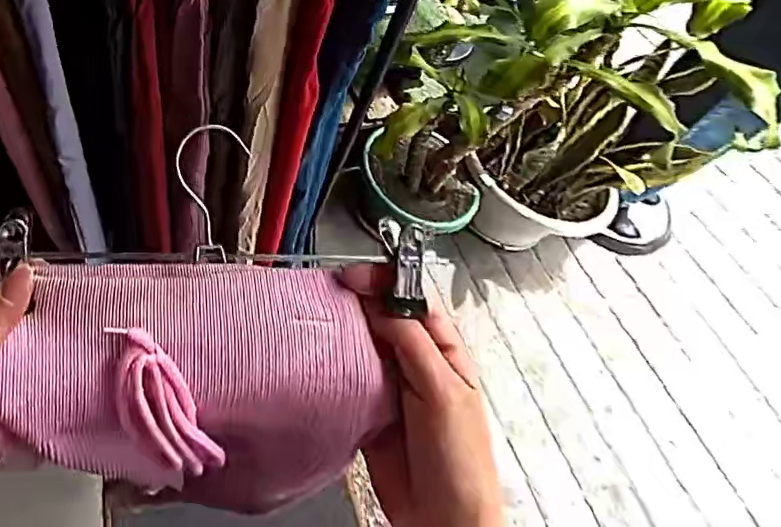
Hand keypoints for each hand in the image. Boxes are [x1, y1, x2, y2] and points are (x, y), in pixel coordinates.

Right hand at [341, 263, 504, 526]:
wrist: (440, 522)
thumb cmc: (459, 461)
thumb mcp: (443, 391)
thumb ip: (411, 342)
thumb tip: (378, 303)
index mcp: (441, 346)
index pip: (409, 296)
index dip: (382, 280)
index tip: (353, 278)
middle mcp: (413, 355)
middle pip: (379, 311)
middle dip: (356, 299)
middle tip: (331, 294)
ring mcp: (388, 377)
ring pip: (360, 336)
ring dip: (342, 326)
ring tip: (321, 317)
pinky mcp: (365, 398)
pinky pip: (344, 367)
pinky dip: (331, 357)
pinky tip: (320, 350)